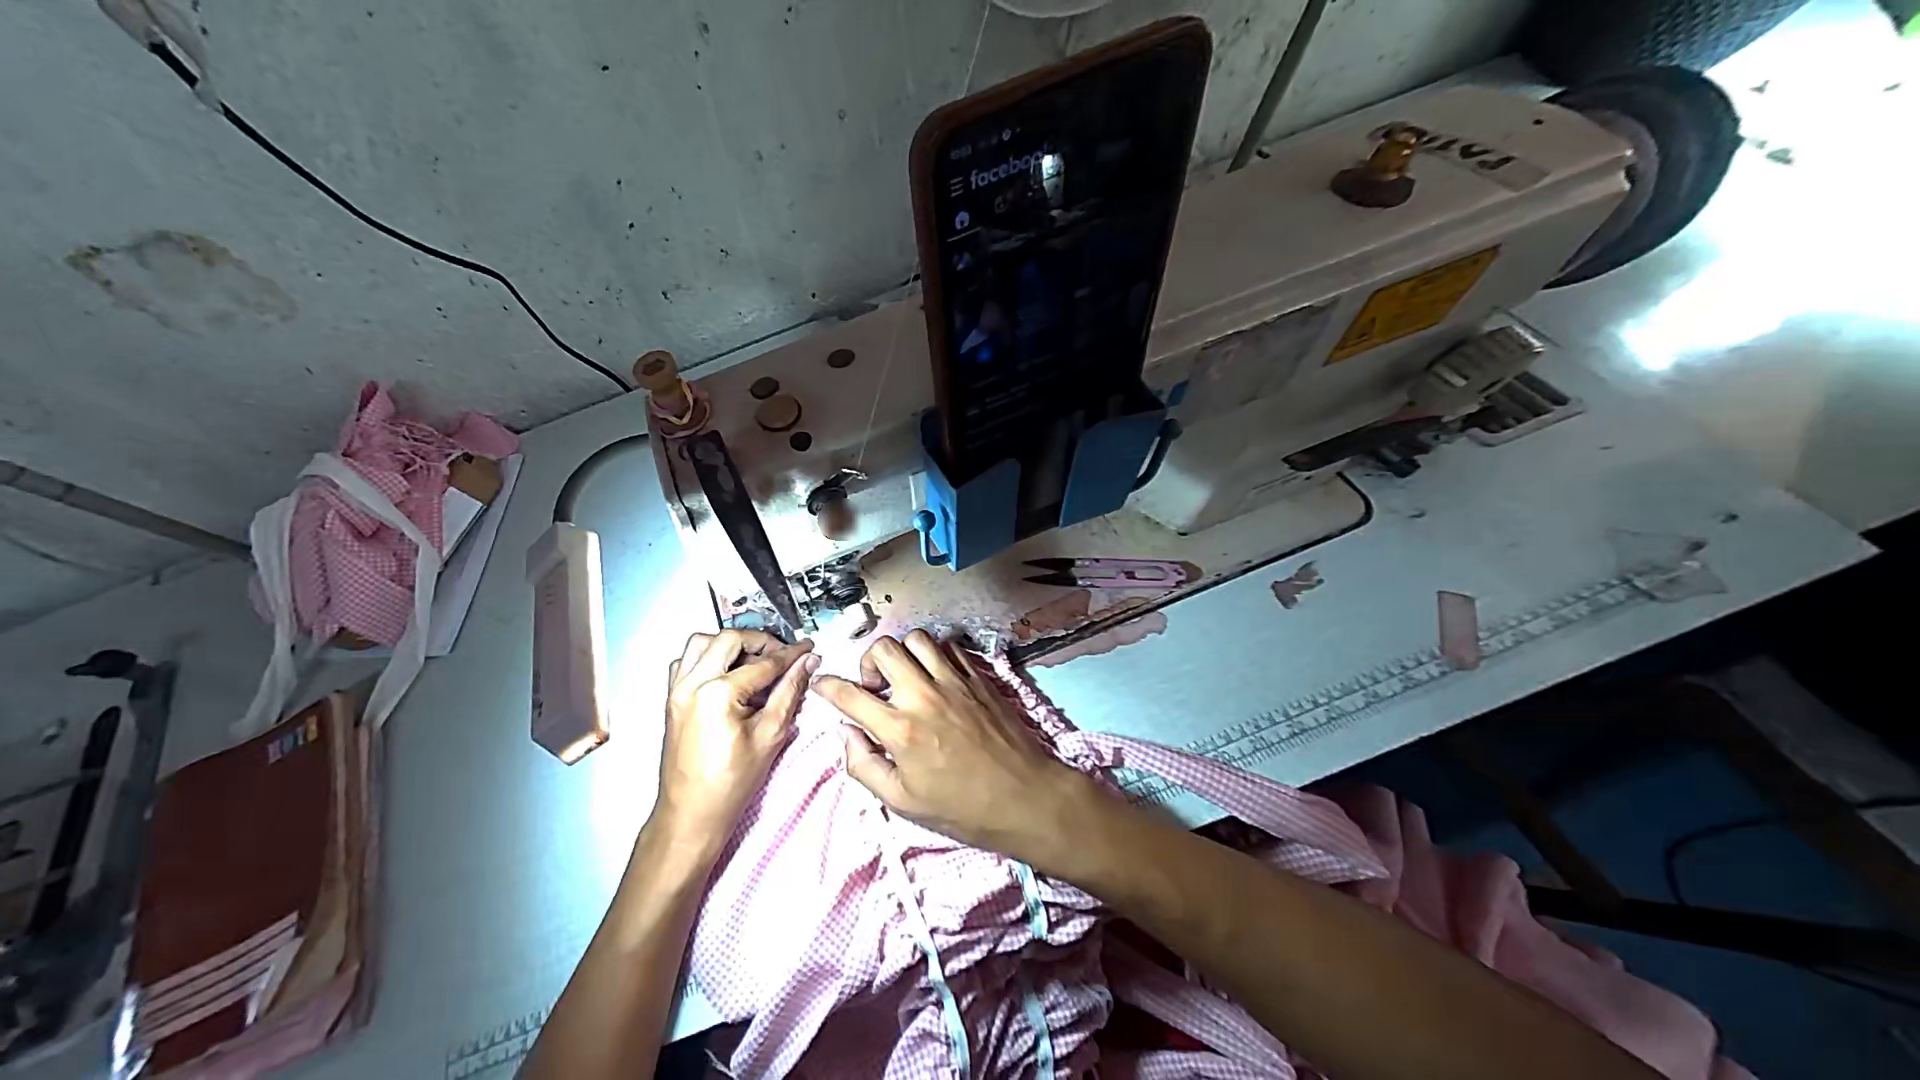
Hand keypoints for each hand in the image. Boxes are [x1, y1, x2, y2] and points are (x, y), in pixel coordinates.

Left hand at [654, 630, 817, 847]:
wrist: (691, 814)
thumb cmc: (731, 783)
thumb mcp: (770, 735)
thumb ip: (790, 692)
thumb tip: (807, 663)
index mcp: (716, 694)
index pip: (762, 663)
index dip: (790, 654)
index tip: (808, 649)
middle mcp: (691, 684)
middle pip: (729, 639)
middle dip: (760, 641)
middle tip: (782, 655)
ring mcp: (676, 690)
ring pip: (702, 643)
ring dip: (731, 645)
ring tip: (755, 662)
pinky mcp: (672, 698)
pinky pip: (686, 661)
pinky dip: (709, 657)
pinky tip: (729, 675)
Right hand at [809, 630, 1095, 860]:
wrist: (1024, 798)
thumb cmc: (962, 808)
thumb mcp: (902, 802)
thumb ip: (864, 765)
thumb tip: (846, 733)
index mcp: (900, 730)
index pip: (849, 695)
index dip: (827, 686)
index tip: (822, 685)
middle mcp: (924, 696)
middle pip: (882, 649)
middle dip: (868, 664)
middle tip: (876, 689)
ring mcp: (955, 682)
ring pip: (917, 638)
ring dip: (903, 654)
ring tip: (906, 679)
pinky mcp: (979, 678)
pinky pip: (950, 647)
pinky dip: (936, 655)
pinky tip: (937, 678)